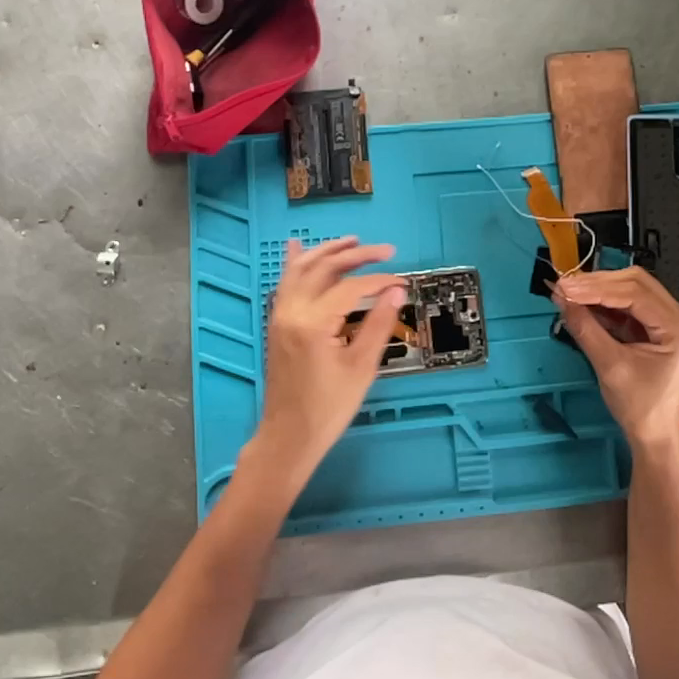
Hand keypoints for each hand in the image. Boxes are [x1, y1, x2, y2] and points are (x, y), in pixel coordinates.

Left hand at [255, 237, 405, 474]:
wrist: (289, 437)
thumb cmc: (328, 408)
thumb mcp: (362, 368)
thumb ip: (379, 324)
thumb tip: (396, 291)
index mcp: (313, 322)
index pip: (351, 287)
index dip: (378, 280)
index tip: (402, 281)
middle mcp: (292, 311)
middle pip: (324, 268)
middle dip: (356, 254)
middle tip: (386, 250)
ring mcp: (280, 315)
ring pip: (301, 269)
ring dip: (327, 251)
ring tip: (352, 241)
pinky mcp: (277, 323)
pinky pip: (286, 283)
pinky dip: (296, 263)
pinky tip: (299, 247)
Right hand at [553, 267, 678, 449]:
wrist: (655, 434)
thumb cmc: (639, 406)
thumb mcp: (609, 367)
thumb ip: (586, 329)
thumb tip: (560, 299)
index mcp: (676, 327)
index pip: (634, 293)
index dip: (596, 287)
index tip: (564, 286)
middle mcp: (678, 316)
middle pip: (634, 283)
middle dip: (597, 283)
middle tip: (564, 286)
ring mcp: (668, 319)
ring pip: (630, 289)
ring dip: (599, 290)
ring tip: (568, 292)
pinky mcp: (655, 326)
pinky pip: (628, 304)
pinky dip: (604, 302)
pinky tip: (582, 303)